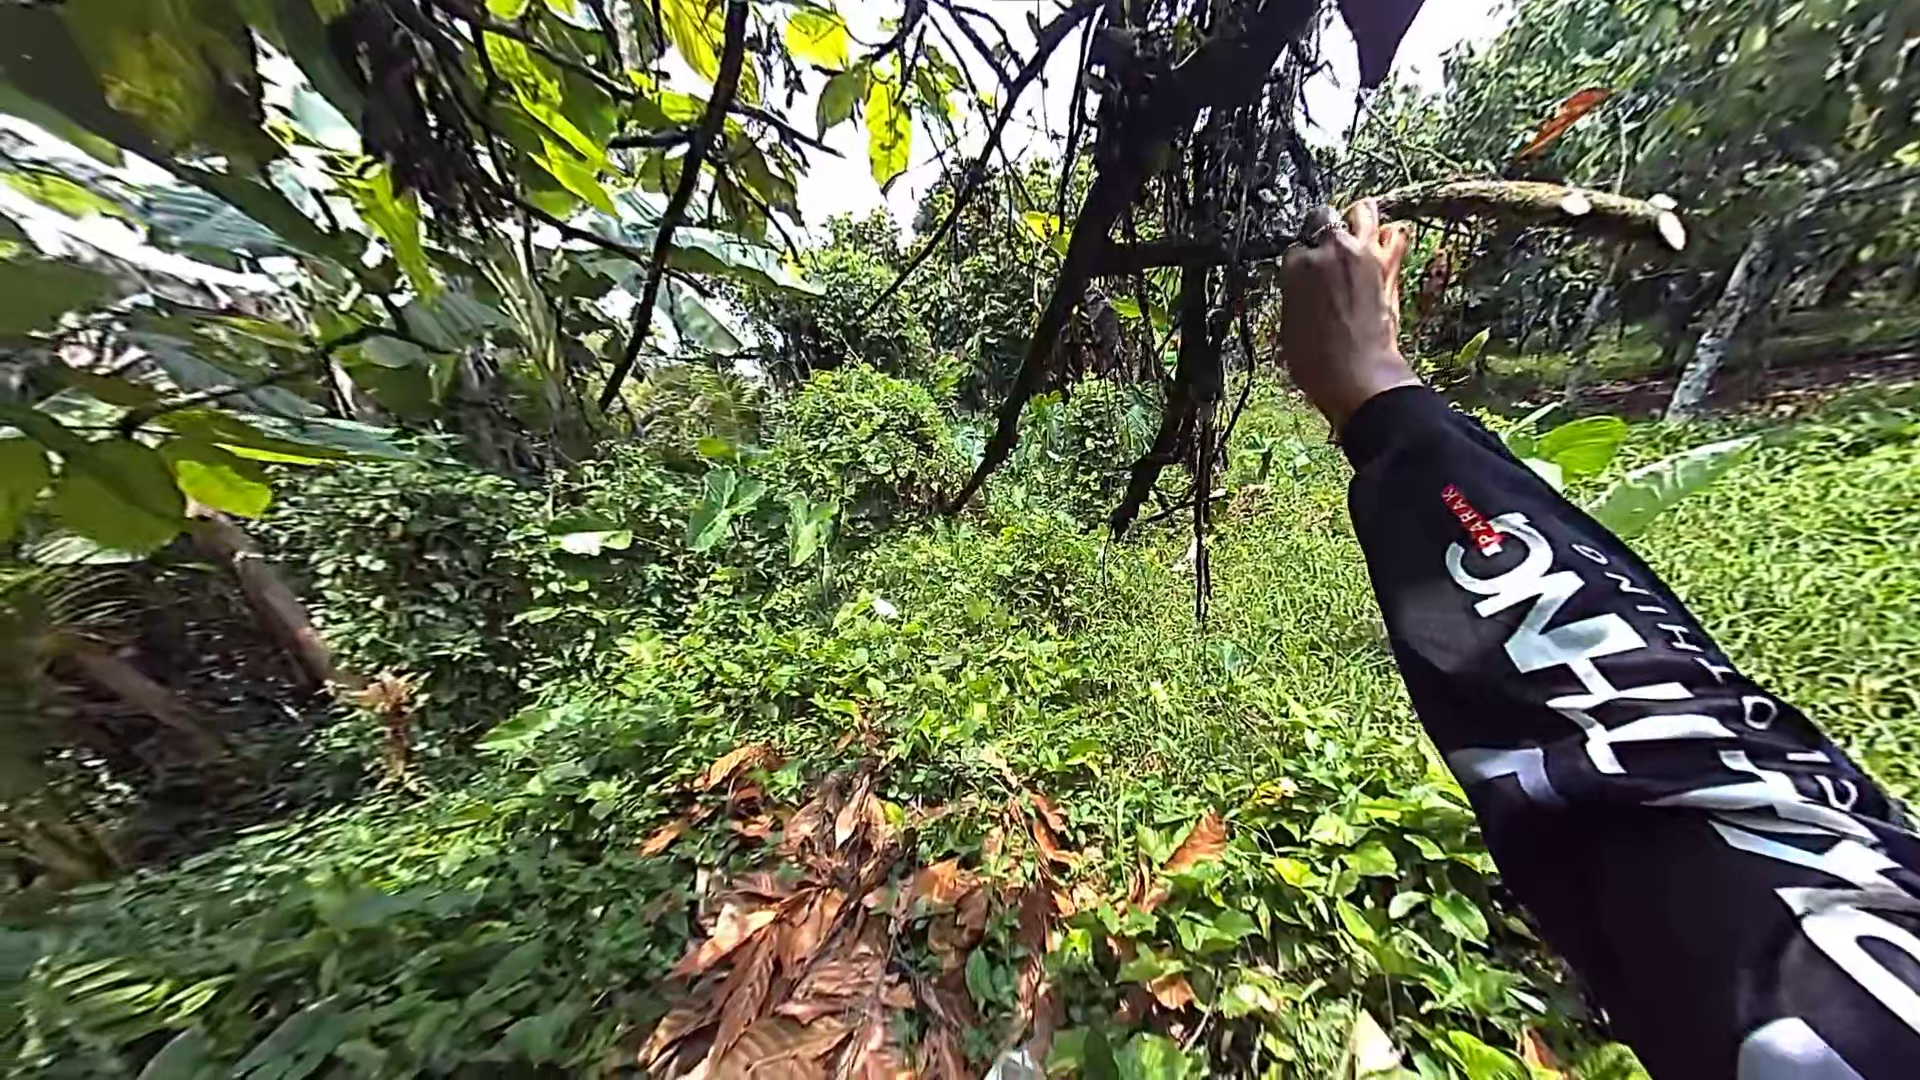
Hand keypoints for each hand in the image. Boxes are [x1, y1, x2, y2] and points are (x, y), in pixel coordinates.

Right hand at [1281, 198, 1418, 432]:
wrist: (1353, 372)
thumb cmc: (1314, 359)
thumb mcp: (1289, 325)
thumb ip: (1296, 294)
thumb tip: (1302, 287)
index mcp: (1296, 268)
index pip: (1294, 247)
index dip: (1298, 261)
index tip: (1302, 273)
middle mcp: (1330, 251)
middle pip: (1324, 218)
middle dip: (1322, 231)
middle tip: (1325, 250)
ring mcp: (1364, 252)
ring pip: (1362, 210)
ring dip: (1357, 219)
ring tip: (1356, 234)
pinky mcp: (1390, 262)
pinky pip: (1395, 231)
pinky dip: (1389, 236)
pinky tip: (1381, 249)